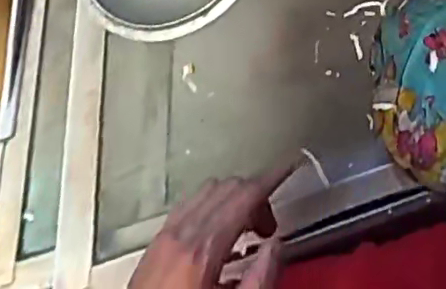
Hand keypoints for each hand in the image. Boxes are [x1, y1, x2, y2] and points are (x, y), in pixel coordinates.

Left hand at [128, 159, 299, 288]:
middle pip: (228, 188)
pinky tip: (217, 238)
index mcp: (204, 249)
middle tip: (268, 229)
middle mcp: (183, 232)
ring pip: (208, 192)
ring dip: (232, 201)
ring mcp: (166, 235)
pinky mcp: (155, 244)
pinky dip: (210, 208)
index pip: (244, 195)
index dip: (271, 179)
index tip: (290, 168)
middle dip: (254, 197)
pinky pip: (189, 206)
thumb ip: (259, 281)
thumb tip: (276, 246)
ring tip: (245, 234)